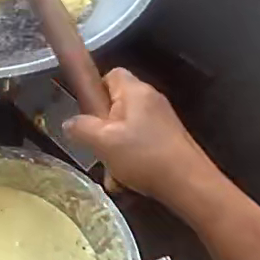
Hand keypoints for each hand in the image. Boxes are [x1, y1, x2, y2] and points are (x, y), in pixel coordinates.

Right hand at [64, 68, 231, 220]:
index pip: (110, 74)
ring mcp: (161, 121)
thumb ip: (80, 128)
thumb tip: (69, 123)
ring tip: (111, 168)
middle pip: (115, 104)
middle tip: (96, 144)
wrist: (190, 185)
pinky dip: (128, 159)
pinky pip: (137, 143)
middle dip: (100, 126)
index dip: (94, 89)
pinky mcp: (167, 140)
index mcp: (136, 92)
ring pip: (123, 128)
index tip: (86, 112)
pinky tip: (126, 179)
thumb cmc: (145, 157)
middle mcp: (151, 101)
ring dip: (112, 148)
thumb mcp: (102, 142)